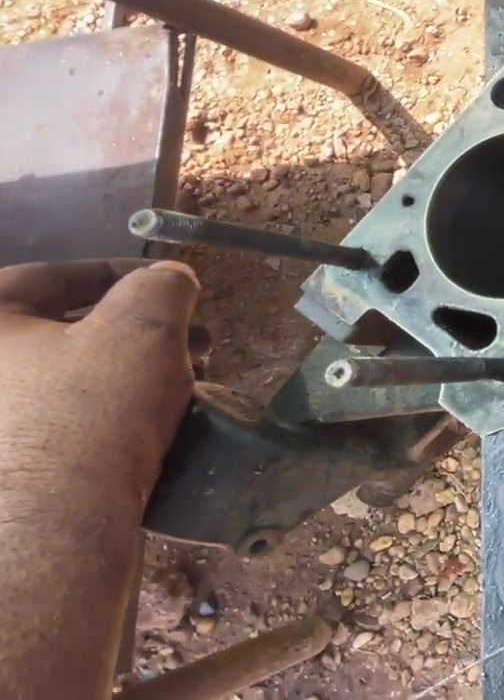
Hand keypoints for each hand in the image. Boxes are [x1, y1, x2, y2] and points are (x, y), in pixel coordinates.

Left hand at [0, 259, 199, 506]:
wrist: (41, 527)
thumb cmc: (85, 411)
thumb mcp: (143, 330)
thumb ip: (160, 286)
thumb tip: (166, 278)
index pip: (46, 276)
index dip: (123, 274)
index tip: (176, 289)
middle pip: (46, 329)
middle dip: (127, 329)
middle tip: (186, 341)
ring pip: (48, 376)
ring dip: (113, 368)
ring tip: (173, 383)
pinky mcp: (1, 463)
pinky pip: (40, 419)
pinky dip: (87, 409)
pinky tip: (134, 422)